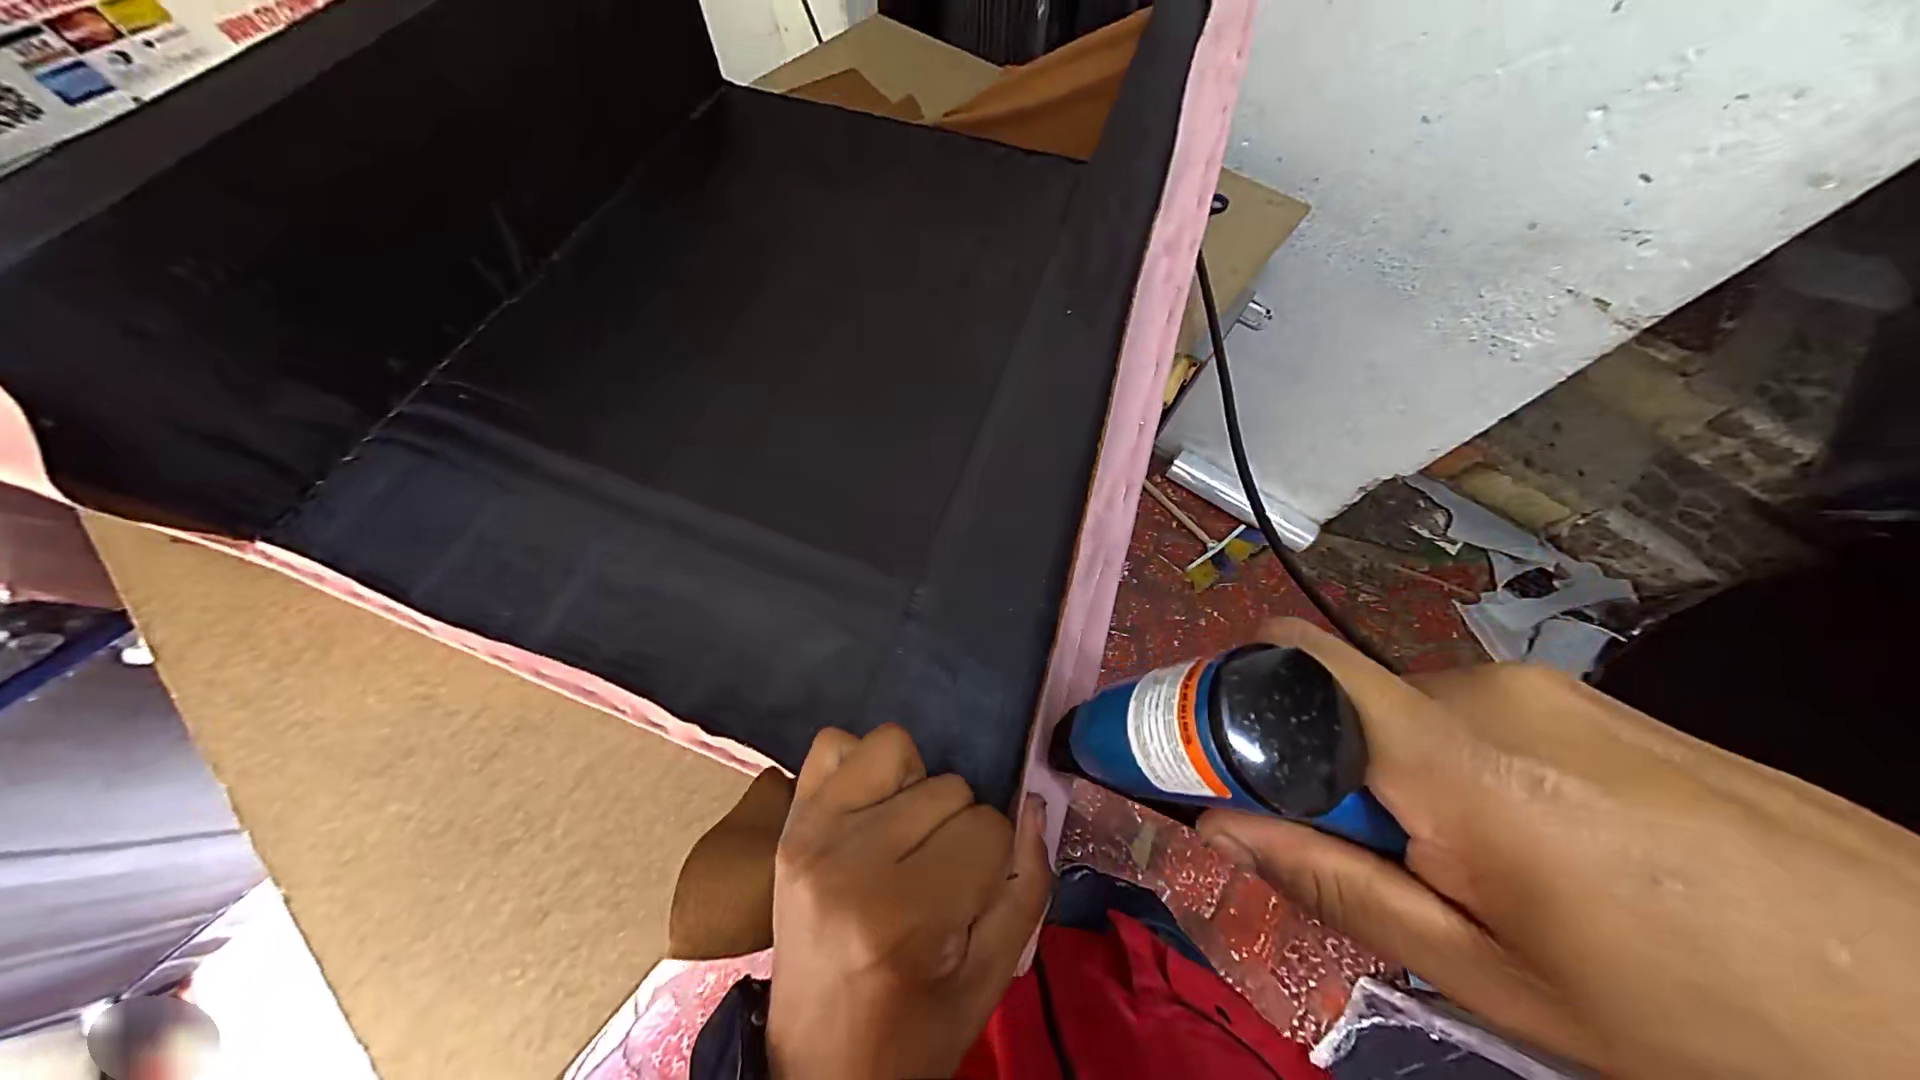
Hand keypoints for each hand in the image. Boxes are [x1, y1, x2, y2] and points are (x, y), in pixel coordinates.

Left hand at [768, 724, 1052, 1079]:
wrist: (818, 1064)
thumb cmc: (912, 1030)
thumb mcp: (990, 977)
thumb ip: (1026, 883)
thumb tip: (1033, 802)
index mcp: (901, 915)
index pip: (988, 828)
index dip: (995, 861)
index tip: (971, 899)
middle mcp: (848, 862)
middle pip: (949, 787)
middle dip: (960, 830)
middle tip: (938, 878)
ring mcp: (809, 835)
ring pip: (898, 749)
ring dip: (917, 789)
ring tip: (904, 840)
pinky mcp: (789, 824)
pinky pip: (833, 744)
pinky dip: (861, 768)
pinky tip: (870, 813)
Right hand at [1199, 618, 1919, 1079]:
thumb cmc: (1700, 1017)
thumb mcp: (1487, 978)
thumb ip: (1334, 885)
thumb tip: (1217, 829)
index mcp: (1452, 754)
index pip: (1297, 661)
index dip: (1233, 695)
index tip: (1212, 758)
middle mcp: (1487, 688)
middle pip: (1347, 702)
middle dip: (1324, 768)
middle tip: (1368, 857)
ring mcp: (1548, 685)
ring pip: (1408, 714)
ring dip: (1394, 774)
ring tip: (1466, 867)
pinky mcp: (1593, 699)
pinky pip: (1474, 717)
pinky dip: (1452, 767)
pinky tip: (1534, 845)